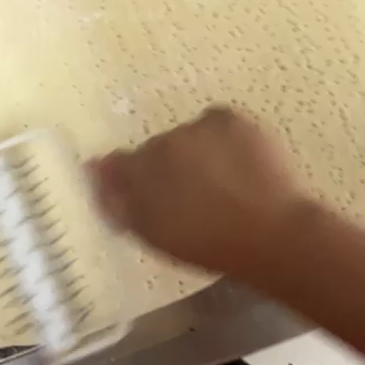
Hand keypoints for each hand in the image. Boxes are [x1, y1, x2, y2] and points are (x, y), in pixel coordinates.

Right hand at [89, 106, 337, 276]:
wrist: (272, 236)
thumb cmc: (208, 245)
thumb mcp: (152, 233)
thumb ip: (116, 201)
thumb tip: (92, 168)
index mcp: (137, 170)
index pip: (117, 164)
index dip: (131, 180)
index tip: (152, 197)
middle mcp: (160, 142)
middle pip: (155, 150)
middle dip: (167, 169)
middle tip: (192, 198)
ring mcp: (196, 127)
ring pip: (187, 137)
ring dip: (195, 154)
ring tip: (221, 184)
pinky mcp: (230, 119)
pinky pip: (217, 125)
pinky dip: (222, 139)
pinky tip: (237, 164)